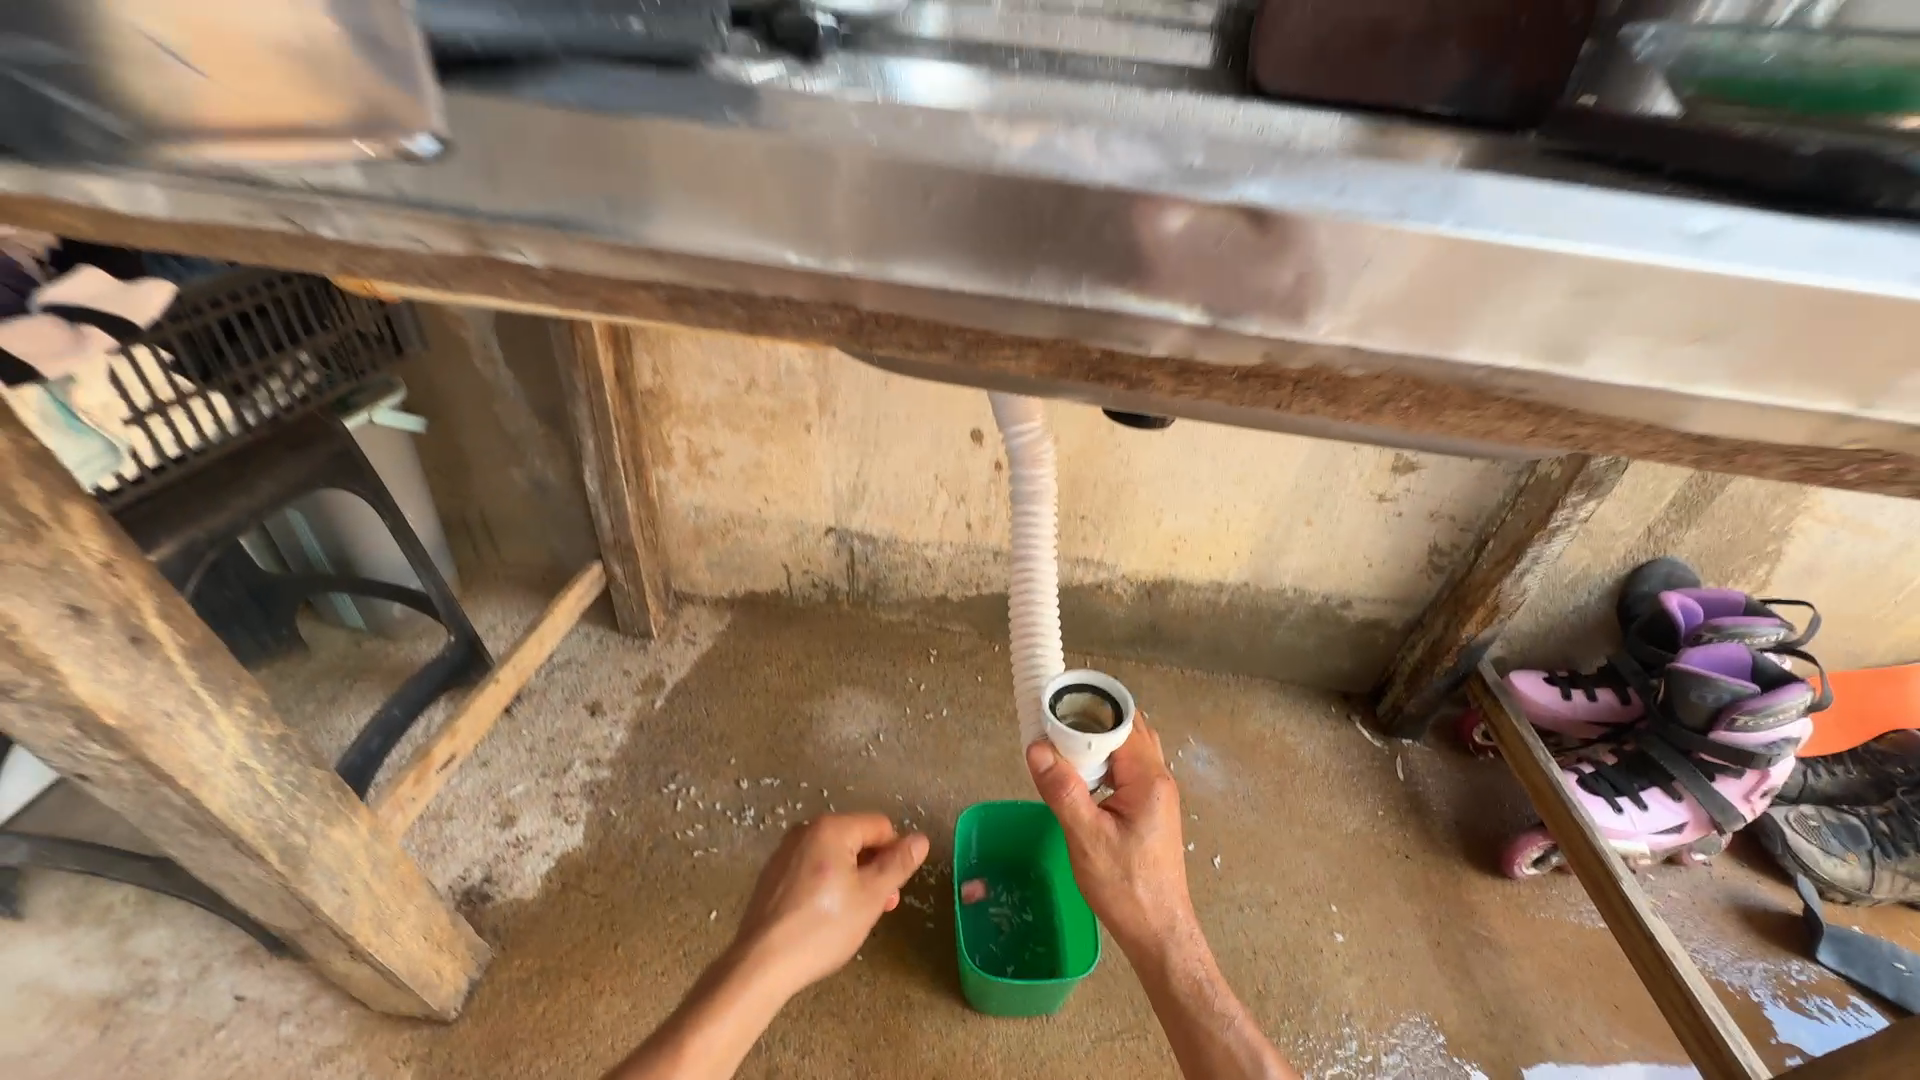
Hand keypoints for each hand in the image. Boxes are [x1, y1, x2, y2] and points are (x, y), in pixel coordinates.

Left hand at [729, 813, 928, 997]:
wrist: (761, 964)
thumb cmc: (822, 928)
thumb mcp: (871, 897)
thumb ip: (898, 864)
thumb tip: (921, 839)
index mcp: (831, 828)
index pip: (881, 826)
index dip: (894, 855)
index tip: (892, 890)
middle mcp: (806, 830)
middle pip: (856, 839)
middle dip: (873, 869)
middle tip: (879, 907)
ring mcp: (785, 851)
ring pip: (834, 855)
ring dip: (852, 879)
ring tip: (854, 916)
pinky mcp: (773, 874)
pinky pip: (812, 868)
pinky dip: (827, 884)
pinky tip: (825, 917)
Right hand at [1026, 714, 1196, 955]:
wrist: (1159, 932)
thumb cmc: (1126, 887)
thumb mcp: (1087, 839)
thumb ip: (1063, 790)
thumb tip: (1036, 747)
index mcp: (1148, 778)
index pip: (1119, 724)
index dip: (1086, 711)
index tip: (1053, 707)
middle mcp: (1158, 778)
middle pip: (1127, 730)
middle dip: (1091, 720)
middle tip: (1052, 718)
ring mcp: (1156, 794)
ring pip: (1127, 750)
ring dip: (1096, 742)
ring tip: (1059, 740)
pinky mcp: (1149, 809)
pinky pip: (1126, 769)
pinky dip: (1103, 762)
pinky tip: (1078, 774)